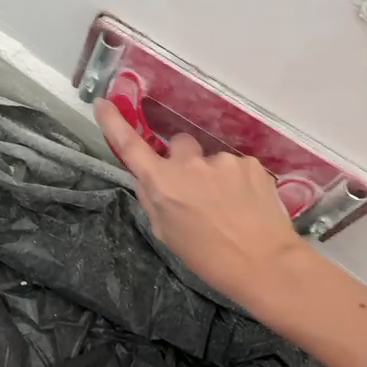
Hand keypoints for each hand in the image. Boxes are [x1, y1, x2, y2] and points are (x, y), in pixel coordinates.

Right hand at [94, 98, 307, 305]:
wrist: (264, 263)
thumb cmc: (207, 256)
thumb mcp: (166, 232)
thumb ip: (153, 199)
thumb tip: (148, 178)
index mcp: (162, 183)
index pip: (130, 145)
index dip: (113, 123)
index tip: (103, 104)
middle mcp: (189, 164)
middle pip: (178, 144)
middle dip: (182, 160)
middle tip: (193, 189)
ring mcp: (222, 160)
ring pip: (210, 159)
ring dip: (212, 174)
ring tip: (226, 205)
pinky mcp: (250, 163)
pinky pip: (235, 166)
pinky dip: (237, 180)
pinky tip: (244, 203)